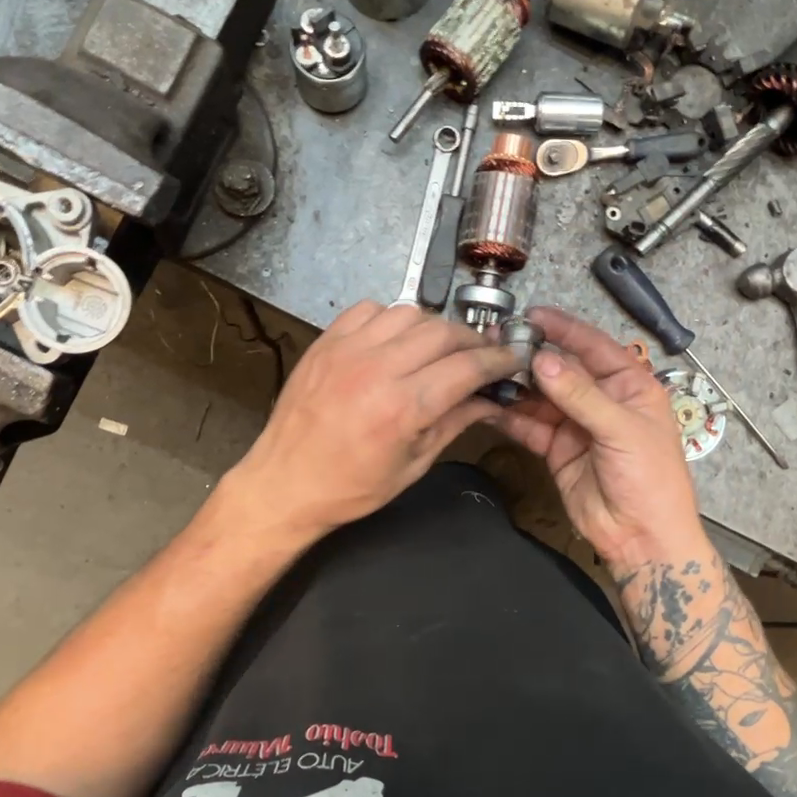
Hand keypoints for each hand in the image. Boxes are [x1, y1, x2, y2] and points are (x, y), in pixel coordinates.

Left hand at [221, 301, 524, 537]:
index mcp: (403, 408)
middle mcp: (377, 369)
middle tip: (481, 356)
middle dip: (472, 341)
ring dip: (435, 328)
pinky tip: (397, 341)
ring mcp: (348, 350)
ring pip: (410, 313)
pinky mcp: (326, 342)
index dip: (498, 361)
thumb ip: (454, 424)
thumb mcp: (413, 465)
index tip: (511, 361)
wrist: (285, 483)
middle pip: (443, 332)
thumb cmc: (349, 487)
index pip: (467, 367)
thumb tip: (489, 401)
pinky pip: (370, 309)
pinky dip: (393, 319)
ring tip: (441, 349)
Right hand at [488, 307, 708, 573]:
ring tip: (486, 372)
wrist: (642, 537)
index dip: (564, 329)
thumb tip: (542, 361)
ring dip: (516, 386)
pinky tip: (489, 405)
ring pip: (541, 397)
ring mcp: (577, 425)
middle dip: (532, 357)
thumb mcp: (621, 430)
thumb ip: (581, 395)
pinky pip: (530, 427)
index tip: (532, 315)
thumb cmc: (651, 478)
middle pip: (561, 370)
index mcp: (630, 386)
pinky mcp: (556, 450)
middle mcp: (601, 400)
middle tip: (497, 344)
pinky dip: (510, 417)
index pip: (593, 346)